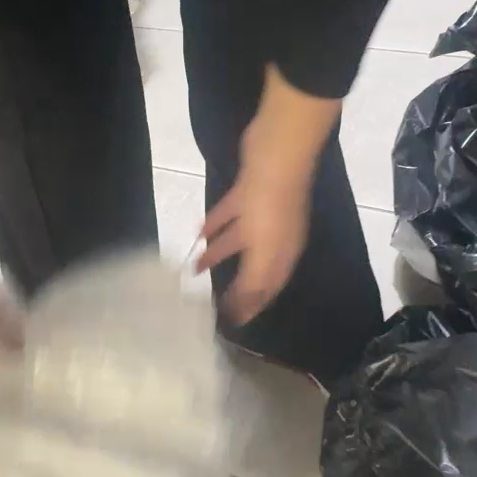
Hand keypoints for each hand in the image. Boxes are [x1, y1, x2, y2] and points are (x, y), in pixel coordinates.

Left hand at [196, 65, 341, 325]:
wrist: (277, 152)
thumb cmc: (271, 203)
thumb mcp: (264, 250)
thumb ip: (253, 281)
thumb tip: (242, 312)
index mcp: (283, 254)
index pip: (266, 290)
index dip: (250, 307)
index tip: (229, 325)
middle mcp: (275, 238)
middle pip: (253, 270)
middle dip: (234, 287)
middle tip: (211, 303)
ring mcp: (261, 214)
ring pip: (238, 242)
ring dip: (217, 255)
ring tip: (193, 269)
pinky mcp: (246, 192)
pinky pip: (228, 216)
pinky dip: (214, 226)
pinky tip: (196, 233)